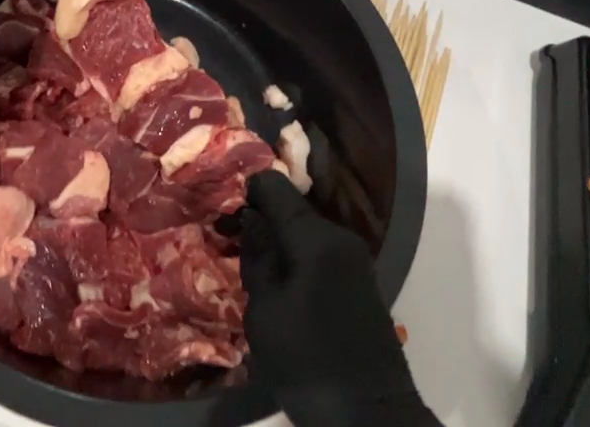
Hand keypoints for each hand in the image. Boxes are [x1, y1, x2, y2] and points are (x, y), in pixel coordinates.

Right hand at [241, 172, 437, 426]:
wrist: (369, 418)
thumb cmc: (307, 361)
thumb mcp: (265, 309)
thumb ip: (256, 255)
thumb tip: (248, 218)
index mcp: (316, 238)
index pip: (274, 185)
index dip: (244, 190)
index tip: (220, 207)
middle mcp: (340, 238)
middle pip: (290, 208)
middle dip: (258, 217)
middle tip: (225, 238)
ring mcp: (354, 260)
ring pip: (304, 231)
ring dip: (276, 239)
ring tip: (244, 261)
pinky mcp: (359, 282)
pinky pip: (319, 253)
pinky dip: (294, 257)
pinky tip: (274, 281)